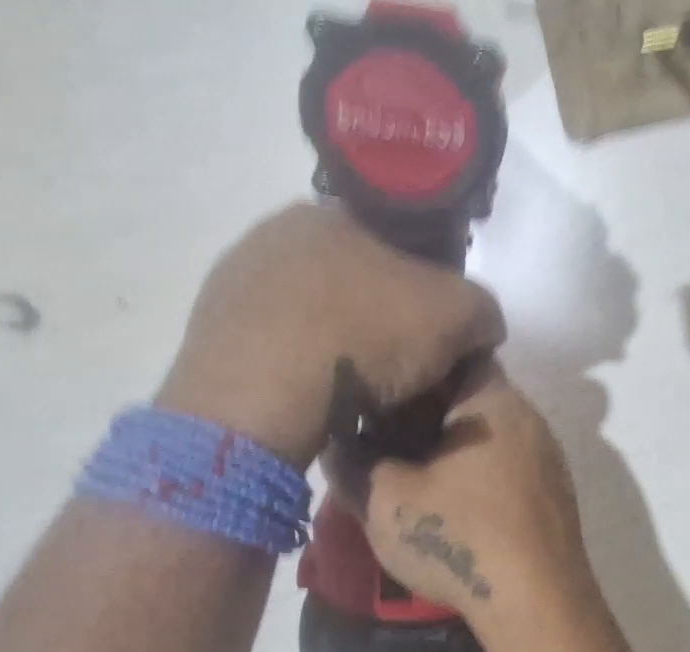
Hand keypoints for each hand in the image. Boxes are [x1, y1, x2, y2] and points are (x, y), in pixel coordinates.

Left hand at [154, 202, 504, 463]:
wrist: (264, 394)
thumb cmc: (367, 336)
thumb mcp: (459, 316)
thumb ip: (482, 309)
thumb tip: (480, 325)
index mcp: (330, 212)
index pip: (396, 246)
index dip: (426, 292)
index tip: (437, 339)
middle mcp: (274, 233)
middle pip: (351, 282)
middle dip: (380, 321)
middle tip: (403, 372)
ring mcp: (234, 281)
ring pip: (310, 316)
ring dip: (338, 347)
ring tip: (359, 396)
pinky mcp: (208, 332)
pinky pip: (276, 349)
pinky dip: (300, 370)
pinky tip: (316, 402)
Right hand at [336, 363, 602, 651]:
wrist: (538, 607)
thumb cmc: (460, 537)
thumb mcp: (386, 500)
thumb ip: (353, 465)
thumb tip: (336, 449)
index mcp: (496, 401)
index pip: (455, 353)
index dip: (413, 366)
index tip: (379, 389)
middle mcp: (532, 421)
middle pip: (472, 399)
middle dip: (427, 415)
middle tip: (384, 438)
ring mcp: (550, 464)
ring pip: (490, 441)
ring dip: (453, 453)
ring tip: (411, 478)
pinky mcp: (555, 503)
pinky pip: (508, 475)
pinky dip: (478, 482)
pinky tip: (452, 512)